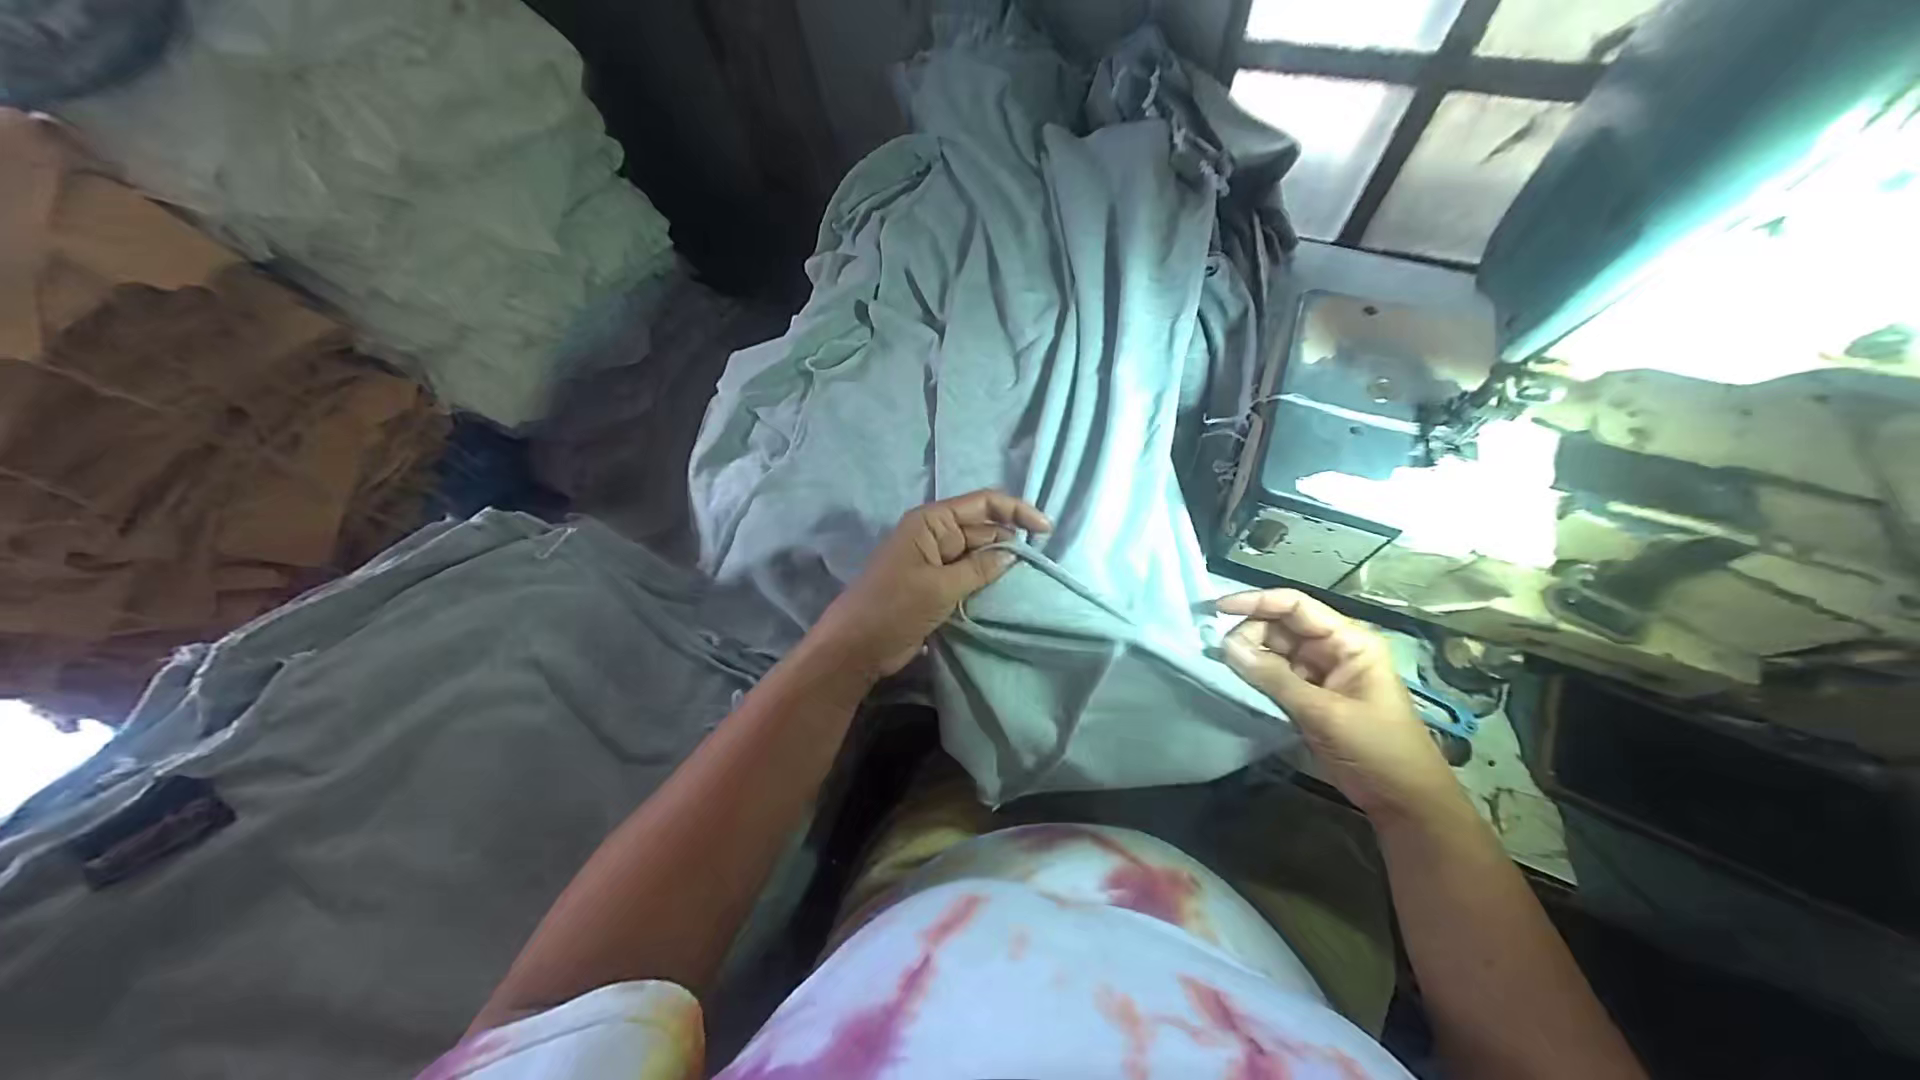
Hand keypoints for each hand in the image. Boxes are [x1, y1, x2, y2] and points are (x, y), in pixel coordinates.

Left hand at [807, 490, 1051, 684]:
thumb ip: (979, 568)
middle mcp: (935, 536)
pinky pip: (969, 577)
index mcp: (931, 522)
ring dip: (999, 565)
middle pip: (983, 529)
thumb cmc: (892, 608)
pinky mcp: (936, 587)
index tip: (1046, 531)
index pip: (982, 504)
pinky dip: (986, 582)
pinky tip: (1005, 594)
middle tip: (1039, 567)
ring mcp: (935, 562)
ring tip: (1028, 581)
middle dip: (1010, 542)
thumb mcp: (940, 587)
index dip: (1016, 510)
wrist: (855, 648)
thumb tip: (1013, 555)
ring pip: (978, 555)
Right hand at [1217, 588, 1460, 822]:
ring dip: (1249, 655)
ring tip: (1224, 667)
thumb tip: (1227, 647)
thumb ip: (1274, 677)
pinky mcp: (1310, 696)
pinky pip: (1275, 675)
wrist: (1405, 801)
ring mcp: (1321, 673)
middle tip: (1221, 654)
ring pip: (1274, 650)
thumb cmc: (1377, 749)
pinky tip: (1236, 681)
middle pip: (1280, 625)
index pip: (1296, 606)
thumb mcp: (1324, 712)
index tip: (1217, 609)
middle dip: (1249, 633)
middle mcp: (1334, 649)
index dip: (1255, 602)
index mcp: (1349, 641)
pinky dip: (1255, 676)